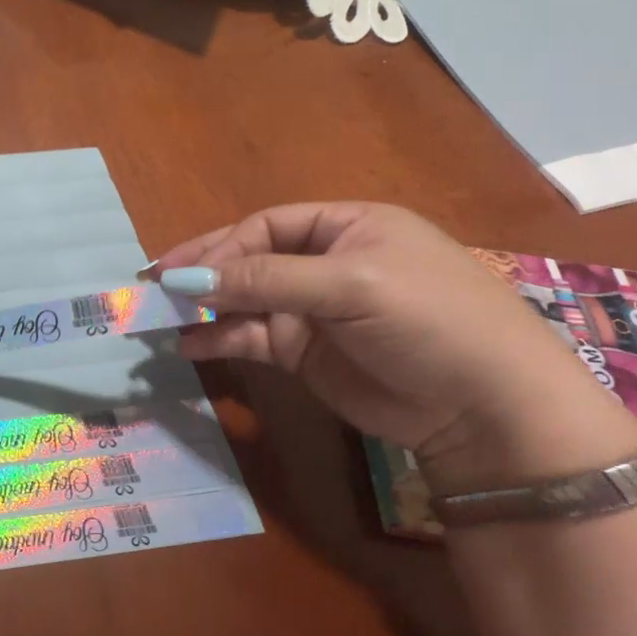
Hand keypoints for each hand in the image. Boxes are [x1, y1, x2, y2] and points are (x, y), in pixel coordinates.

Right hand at [154, 203, 636, 491]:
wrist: (487, 409)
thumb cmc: (428, 322)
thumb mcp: (349, 286)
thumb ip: (262, 279)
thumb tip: (179, 280)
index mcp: (350, 228)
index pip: (266, 226)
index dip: (220, 246)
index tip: (178, 273)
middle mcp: (327, 264)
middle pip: (248, 260)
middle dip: (201, 275)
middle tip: (149, 288)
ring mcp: (314, 310)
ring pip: (242, 301)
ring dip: (202, 310)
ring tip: (158, 320)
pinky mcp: (305, 352)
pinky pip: (249, 338)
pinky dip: (217, 341)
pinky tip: (188, 348)